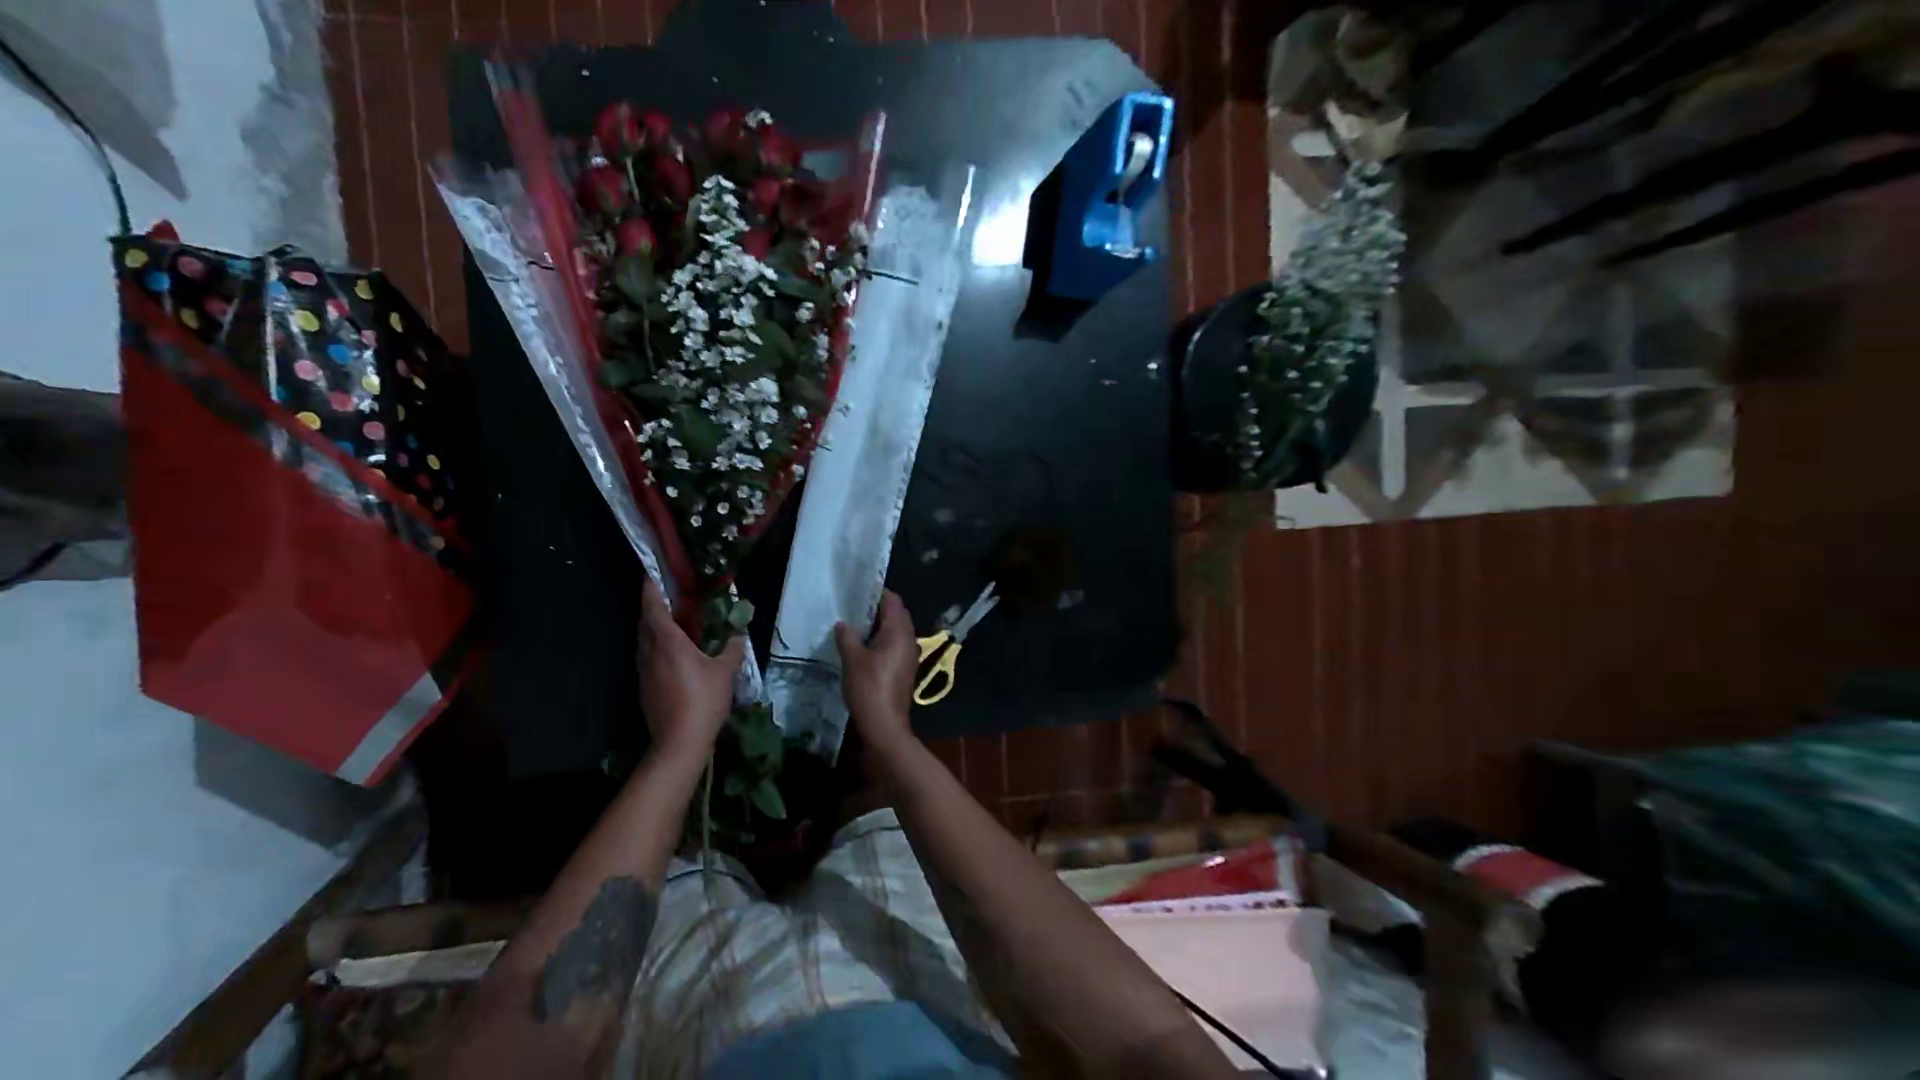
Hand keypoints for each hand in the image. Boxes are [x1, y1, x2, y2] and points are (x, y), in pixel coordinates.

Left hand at [638, 579, 742, 762]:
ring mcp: (644, 671)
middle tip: (669, 597)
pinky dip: (657, 648)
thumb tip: (737, 634)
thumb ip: (732, 648)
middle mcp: (650, 652)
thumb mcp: (726, 672)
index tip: (652, 573)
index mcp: (668, 642)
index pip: (653, 607)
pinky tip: (674, 656)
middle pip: (645, 622)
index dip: (651, 588)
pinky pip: (648, 658)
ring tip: (673, 624)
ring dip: (655, 628)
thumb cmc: (703, 700)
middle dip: (653, 607)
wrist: (679, 742)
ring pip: (645, 641)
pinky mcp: (645, 688)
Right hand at [834, 591, 919, 751]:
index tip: (860, 590)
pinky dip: (884, 640)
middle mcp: (909, 640)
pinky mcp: (906, 669)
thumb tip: (844, 623)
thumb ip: (848, 637)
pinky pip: (897, 645)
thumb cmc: (869, 688)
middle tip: (856, 607)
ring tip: (858, 625)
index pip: (893, 602)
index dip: (878, 593)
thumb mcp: (852, 659)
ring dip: (881, 625)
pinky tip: (866, 647)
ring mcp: (910, 656)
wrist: (885, 725)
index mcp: (899, 632)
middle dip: (879, 608)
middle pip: (898, 614)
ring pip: (898, 631)